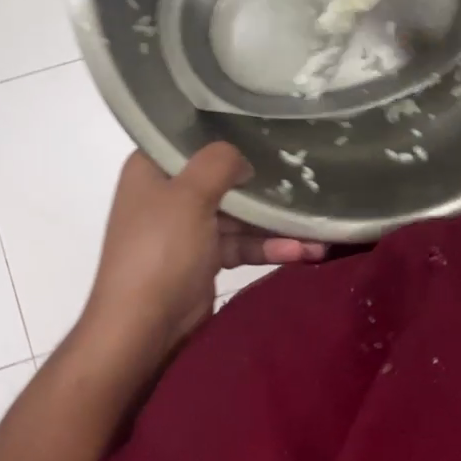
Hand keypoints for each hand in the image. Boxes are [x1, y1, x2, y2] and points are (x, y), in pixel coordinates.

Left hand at [76, 144, 325, 380]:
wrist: (142, 328)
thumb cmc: (160, 250)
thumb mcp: (189, 195)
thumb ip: (220, 163)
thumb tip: (244, 161)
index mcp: (152, 169)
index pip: (194, 140)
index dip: (231, 136)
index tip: (273, 133)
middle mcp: (168, 194)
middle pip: (223, 180)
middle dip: (265, 187)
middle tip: (309, 182)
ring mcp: (186, 230)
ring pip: (239, 216)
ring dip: (275, 224)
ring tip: (318, 232)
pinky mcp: (203, 261)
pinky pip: (241, 245)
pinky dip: (268, 248)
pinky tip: (303, 252)